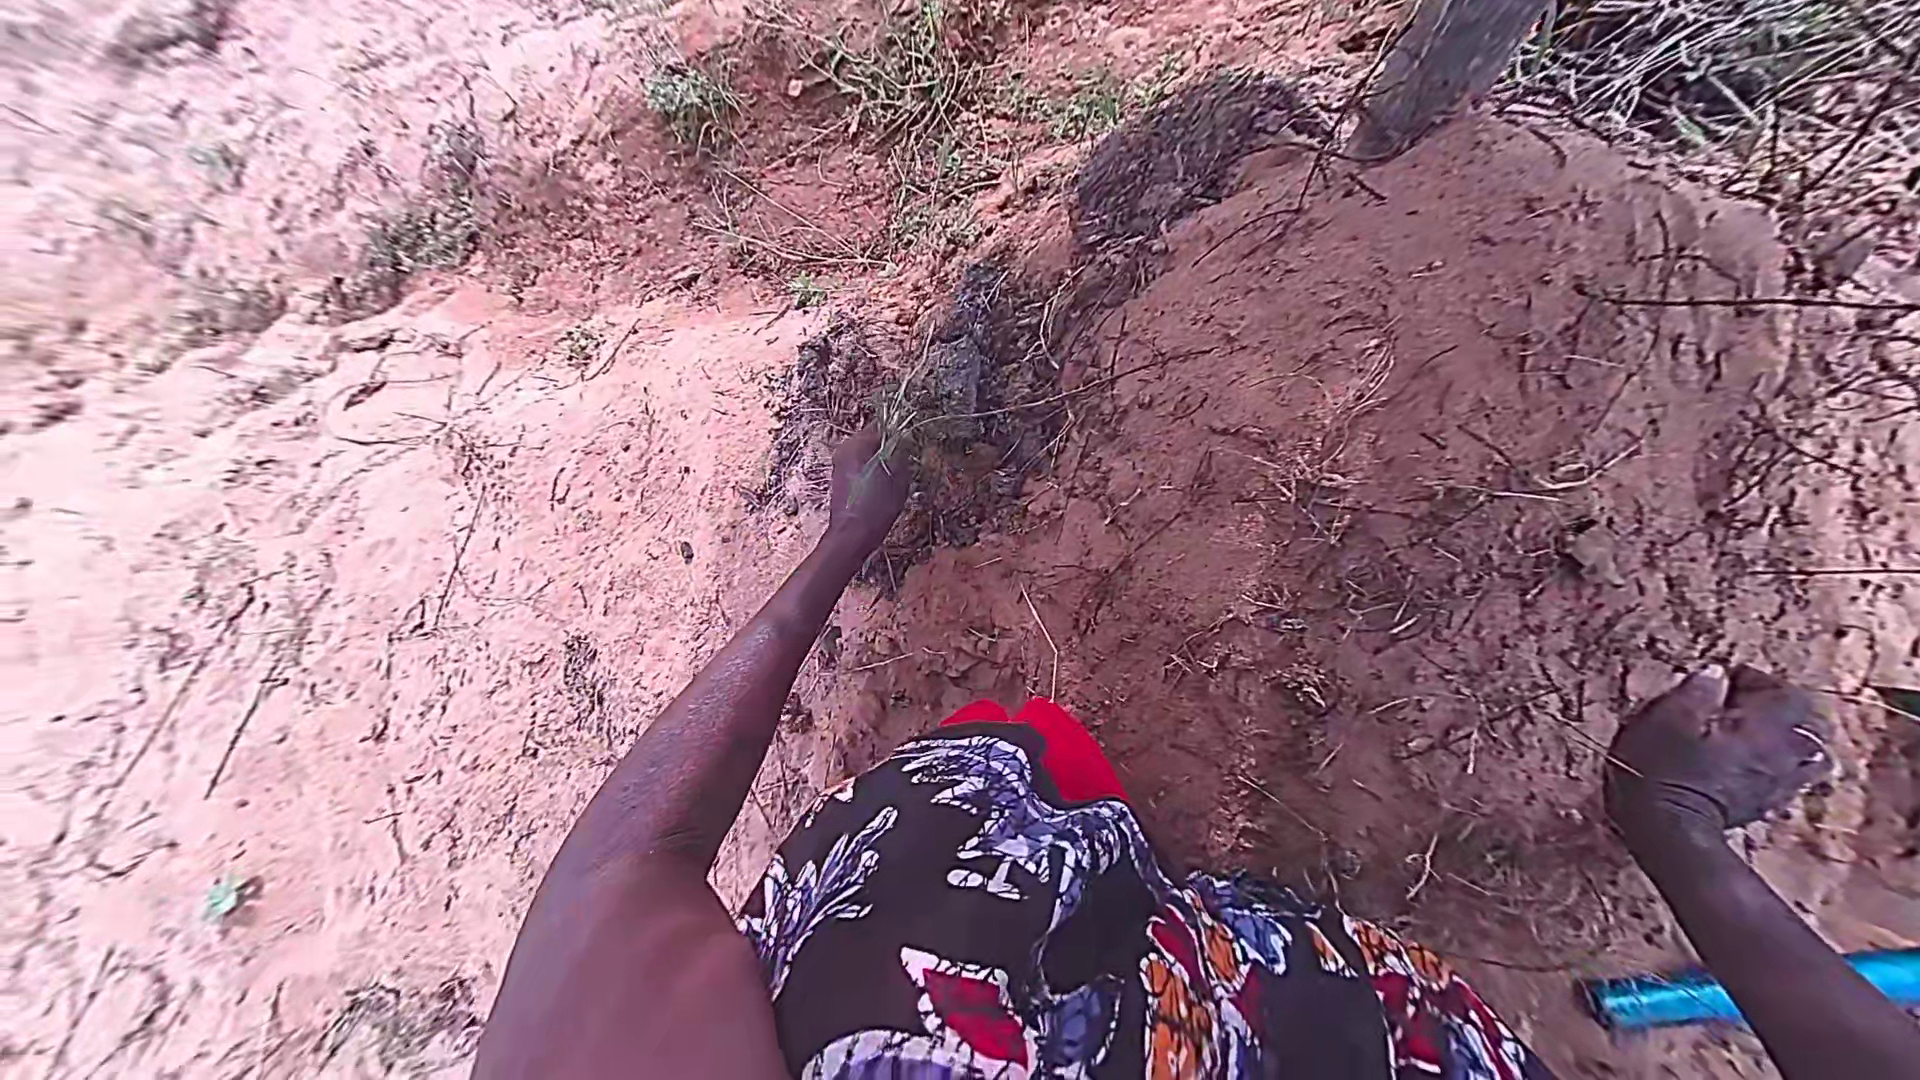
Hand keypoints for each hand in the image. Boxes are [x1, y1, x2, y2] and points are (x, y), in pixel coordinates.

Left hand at [823, 425, 909, 557]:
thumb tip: (905, 440)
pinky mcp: (842, 480)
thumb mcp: (897, 477)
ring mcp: (840, 466)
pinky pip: (862, 467)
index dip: (900, 434)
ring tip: (898, 477)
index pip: (881, 427)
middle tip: (908, 461)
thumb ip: (901, 453)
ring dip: (883, 461)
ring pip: (868, 454)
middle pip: (873, 440)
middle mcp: (844, 451)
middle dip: (891, 448)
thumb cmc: (874, 508)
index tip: (912, 445)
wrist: (852, 536)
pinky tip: (885, 487)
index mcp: (856, 445)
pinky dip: (874, 471)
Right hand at [1606, 665, 1831, 851]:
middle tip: (1730, 701)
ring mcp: (1782, 781)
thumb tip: (1713, 672)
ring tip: (1741, 731)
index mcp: (1763, 729)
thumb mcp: (1663, 719)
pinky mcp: (1767, 799)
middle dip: (1770, 707)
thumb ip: (1693, 693)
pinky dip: (1770, 759)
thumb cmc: (1659, 765)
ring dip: (1776, 735)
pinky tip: (1740, 759)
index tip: (1720, 675)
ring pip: (1799, 750)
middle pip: (1799, 721)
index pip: (1782, 693)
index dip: (1753, 679)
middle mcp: (1785, 754)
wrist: (1666, 822)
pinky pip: (1785, 772)